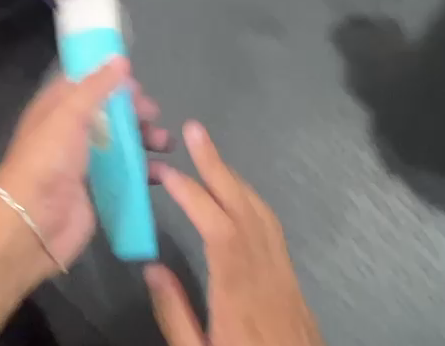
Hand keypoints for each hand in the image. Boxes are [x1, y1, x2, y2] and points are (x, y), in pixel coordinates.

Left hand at [0, 58, 167, 277]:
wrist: (34, 222)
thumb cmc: (48, 159)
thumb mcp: (69, 114)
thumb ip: (96, 87)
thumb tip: (120, 58)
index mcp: (56, 108)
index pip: (86, 85)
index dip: (111, 81)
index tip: (137, 84)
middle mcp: (69, 132)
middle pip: (108, 114)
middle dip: (133, 112)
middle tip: (155, 114)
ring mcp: (84, 163)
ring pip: (120, 143)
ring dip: (143, 140)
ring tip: (166, 143)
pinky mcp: (98, 191)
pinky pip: (126, 175)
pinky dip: (145, 171)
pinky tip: (163, 173)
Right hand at [146, 122, 322, 345]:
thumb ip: (175, 313)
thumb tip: (150, 266)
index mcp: (238, 296)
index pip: (218, 229)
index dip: (192, 195)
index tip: (164, 173)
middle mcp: (266, 278)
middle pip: (243, 209)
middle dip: (216, 165)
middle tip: (194, 130)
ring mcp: (285, 280)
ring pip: (263, 216)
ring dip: (234, 178)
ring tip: (208, 153)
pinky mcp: (293, 287)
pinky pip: (273, 231)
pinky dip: (252, 201)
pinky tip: (237, 197)